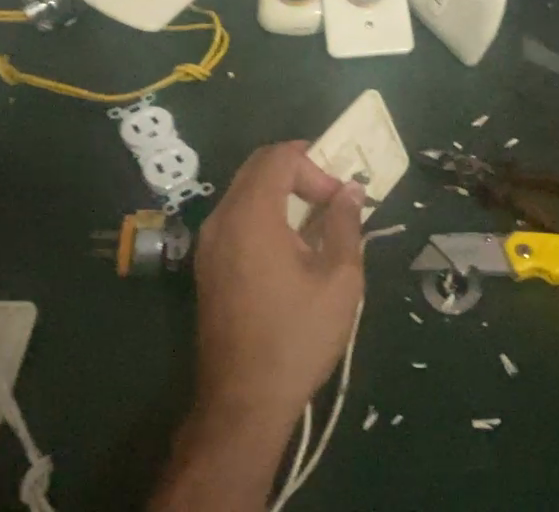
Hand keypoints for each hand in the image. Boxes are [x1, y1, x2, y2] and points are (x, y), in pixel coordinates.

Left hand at [150, 141, 366, 511]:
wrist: (243, 401)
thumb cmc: (297, 336)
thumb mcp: (339, 279)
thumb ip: (345, 224)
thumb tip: (350, 191)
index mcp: (251, 216)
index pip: (279, 157)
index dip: (315, 165)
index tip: (340, 200)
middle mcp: (222, 220)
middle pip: (257, 168)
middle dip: (299, 172)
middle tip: (332, 197)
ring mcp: (209, 245)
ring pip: (245, 192)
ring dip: (282, 194)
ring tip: (317, 223)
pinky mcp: (208, 267)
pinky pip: (237, 218)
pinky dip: (265, 215)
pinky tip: (292, 247)